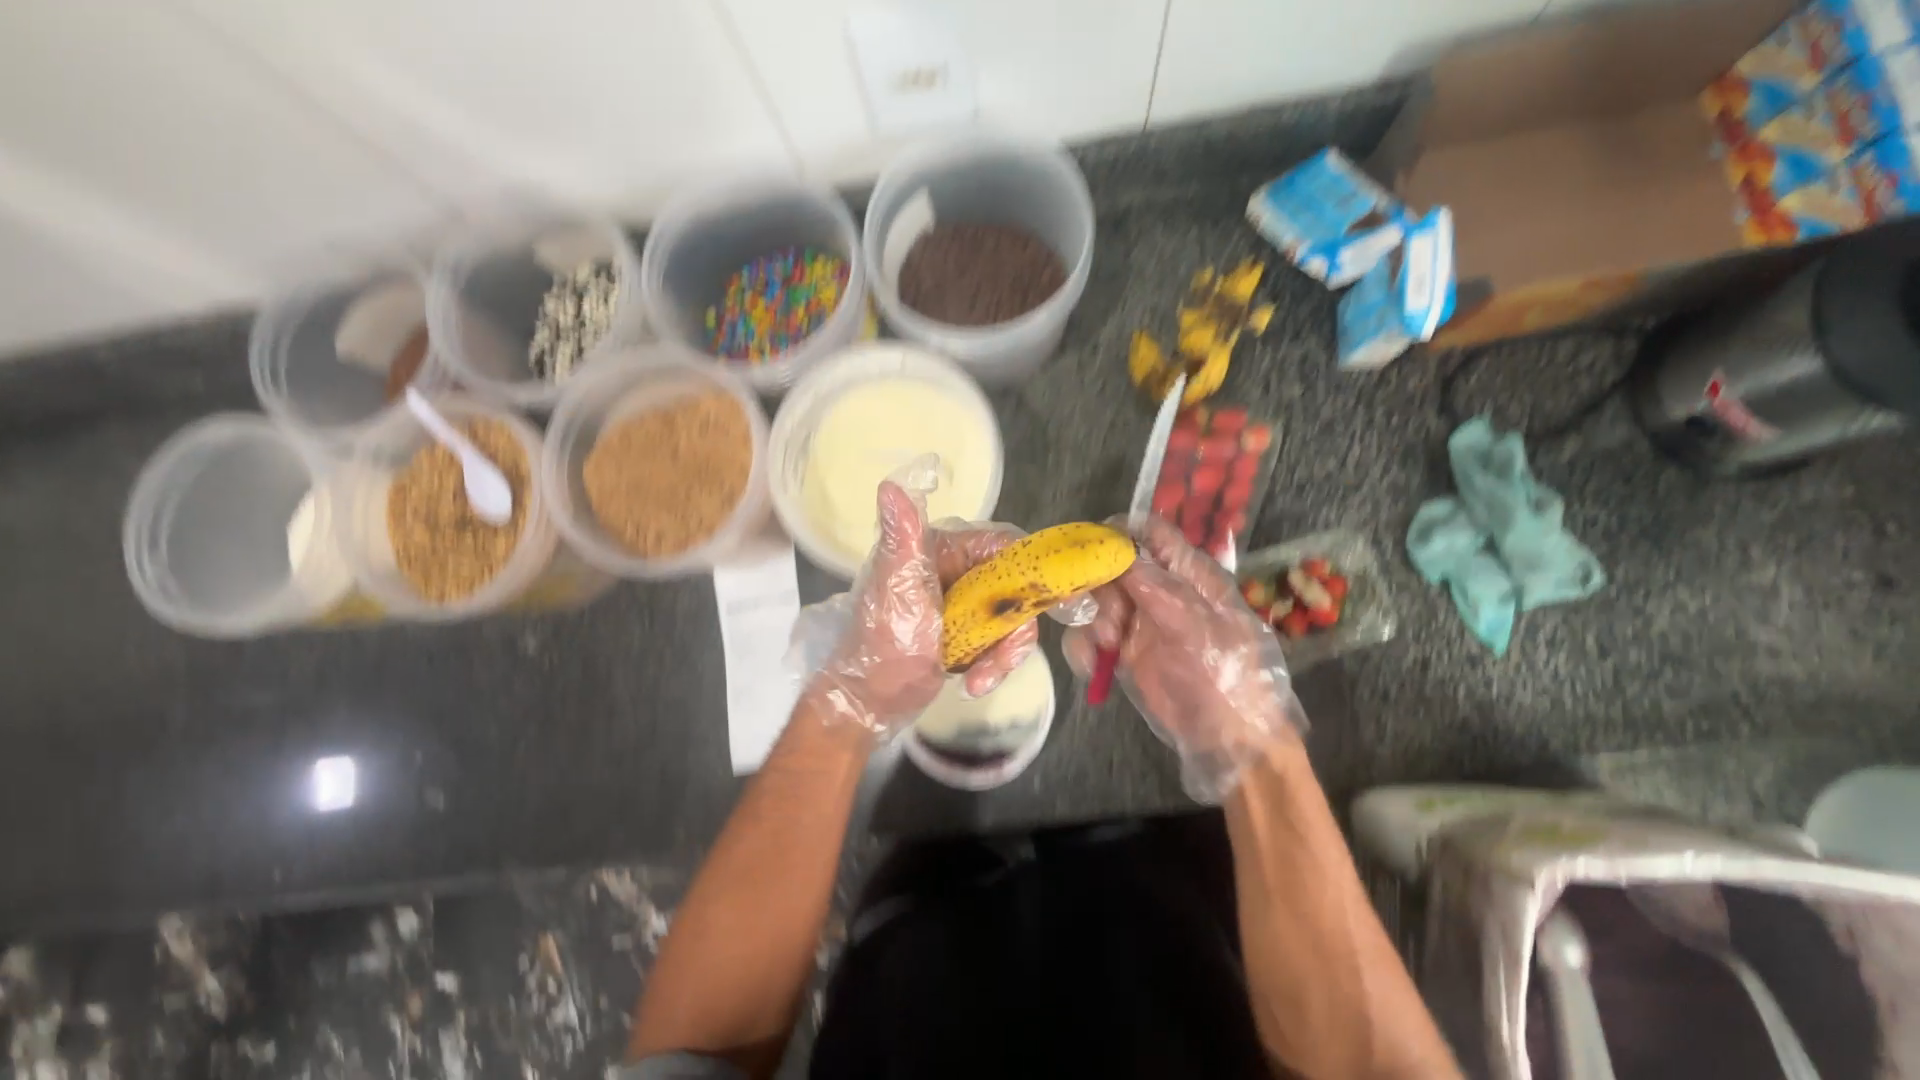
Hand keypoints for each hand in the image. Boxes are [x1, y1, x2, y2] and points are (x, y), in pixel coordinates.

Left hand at [805, 481, 1040, 739]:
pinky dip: (993, 665)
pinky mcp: (968, 633)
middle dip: (1015, 627)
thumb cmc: (881, 642)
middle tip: (1003, 659)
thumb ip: (902, 537)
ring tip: (978, 681)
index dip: (1032, 569)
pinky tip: (973, 684)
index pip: (1004, 545)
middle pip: (1017, 586)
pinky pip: (1001, 642)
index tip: (1053, 601)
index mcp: (942, 548)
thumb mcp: (895, 588)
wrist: (867, 702)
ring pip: (1013, 618)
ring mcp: (964, 603)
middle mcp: (957, 569)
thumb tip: (891, 485)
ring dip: (1003, 654)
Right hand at [1064, 516, 1305, 800]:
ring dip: (1091, 623)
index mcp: (1189, 575)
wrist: (1229, 741)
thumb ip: (1156, 585)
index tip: (1089, 554)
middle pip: (1112, 566)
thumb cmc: (1225, 678)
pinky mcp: (1125, 652)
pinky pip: (1091, 637)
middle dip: (1100, 591)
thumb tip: (1118, 546)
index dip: (1117, 534)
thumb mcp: (1195, 627)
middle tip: (1108, 626)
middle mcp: (1162, 591)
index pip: (1150, 532)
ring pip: (1096, 601)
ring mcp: (1141, 622)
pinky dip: (1085, 650)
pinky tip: (1095, 669)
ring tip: (1106, 652)